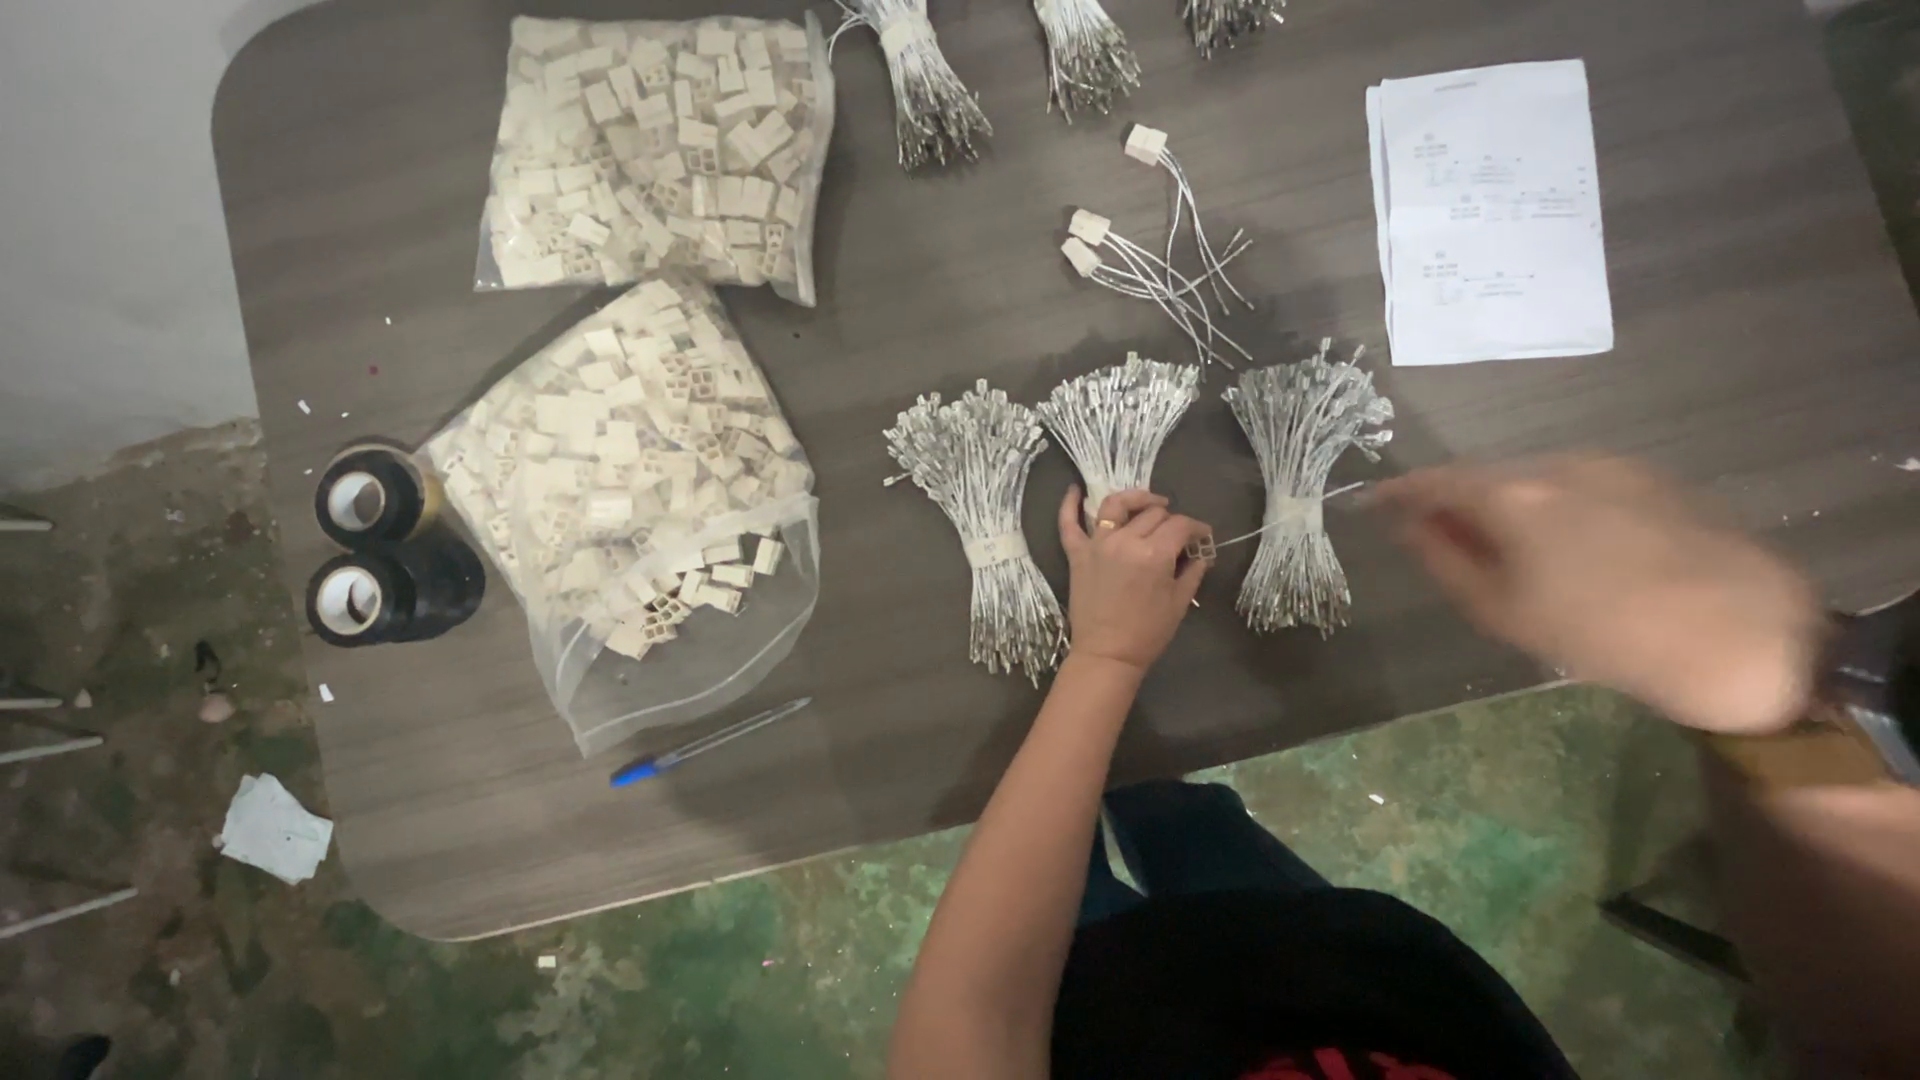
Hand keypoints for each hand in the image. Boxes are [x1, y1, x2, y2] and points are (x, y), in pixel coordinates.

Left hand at [1058, 487, 1211, 674]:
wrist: (1107, 654)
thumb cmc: (1148, 632)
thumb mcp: (1179, 601)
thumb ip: (1192, 571)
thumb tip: (1200, 554)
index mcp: (1154, 554)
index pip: (1180, 526)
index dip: (1197, 528)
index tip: (1203, 536)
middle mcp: (1124, 541)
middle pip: (1152, 514)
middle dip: (1171, 519)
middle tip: (1178, 533)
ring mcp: (1097, 545)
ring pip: (1116, 506)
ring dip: (1135, 499)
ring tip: (1148, 502)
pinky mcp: (1077, 554)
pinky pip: (1068, 524)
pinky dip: (1069, 505)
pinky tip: (1075, 490)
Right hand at [1373, 456, 1822, 734]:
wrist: (1746, 638)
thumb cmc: (1601, 633)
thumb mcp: (1499, 609)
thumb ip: (1442, 559)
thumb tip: (1408, 526)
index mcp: (1512, 494)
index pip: (1433, 480)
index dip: (1397, 491)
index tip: (1371, 504)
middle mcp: (1557, 464)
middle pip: (1484, 476)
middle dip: (1454, 502)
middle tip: (1439, 540)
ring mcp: (1611, 467)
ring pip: (1532, 480)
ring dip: (1504, 506)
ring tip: (1507, 552)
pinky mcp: (1653, 480)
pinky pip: (1575, 485)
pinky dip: (1550, 507)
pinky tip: (1565, 549)